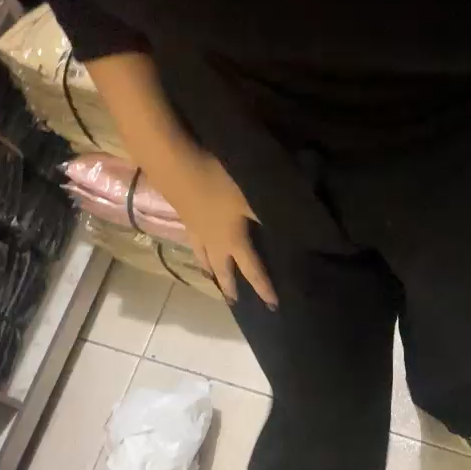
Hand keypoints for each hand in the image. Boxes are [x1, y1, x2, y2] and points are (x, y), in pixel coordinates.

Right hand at [165, 151, 276, 308]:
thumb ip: (271, 216)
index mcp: (234, 241)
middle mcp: (214, 242)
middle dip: (229, 287)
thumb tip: (296, 231)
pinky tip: (197, 245)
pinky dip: (197, 250)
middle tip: (233, 303)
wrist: (174, 163)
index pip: (253, 271)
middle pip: (223, 270)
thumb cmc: (218, 181)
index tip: (272, 306)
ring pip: (204, 257)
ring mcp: (196, 229)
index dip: (263, 288)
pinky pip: (193, 241)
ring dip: (209, 270)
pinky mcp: (183, 215)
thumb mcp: (252, 199)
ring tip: (210, 278)